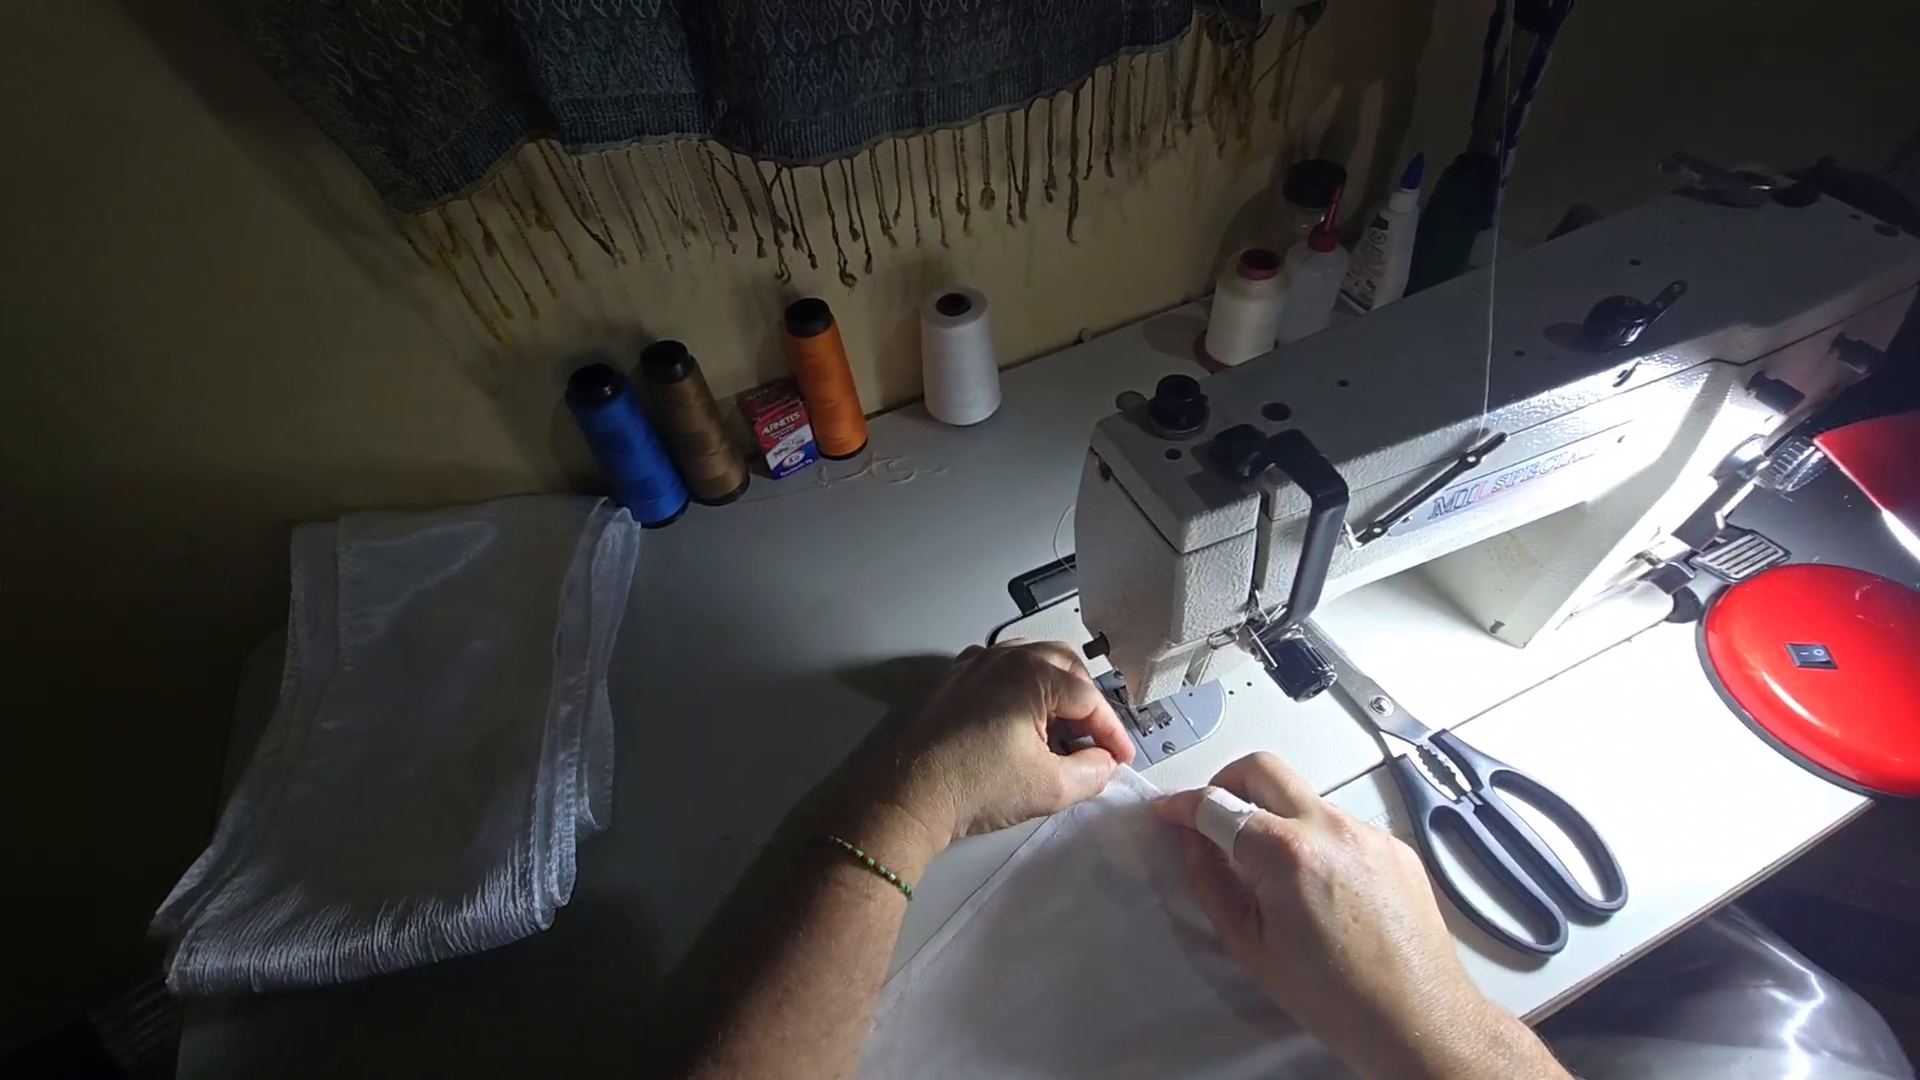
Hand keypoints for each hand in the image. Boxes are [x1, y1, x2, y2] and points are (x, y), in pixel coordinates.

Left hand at [866, 641, 1135, 855]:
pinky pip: (1004, 669)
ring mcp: (978, 662)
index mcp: (1033, 673)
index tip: (1122, 759)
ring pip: (1035, 662)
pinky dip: (1025, 687)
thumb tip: (1106, 762)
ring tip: (1064, 731)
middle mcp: (1007, 656)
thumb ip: (1092, 771)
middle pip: (1066, 668)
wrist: (912, 793)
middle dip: (1088, 705)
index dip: (1112, 731)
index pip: (1090, 697)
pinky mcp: (958, 677)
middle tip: (1096, 742)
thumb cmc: (979, 786)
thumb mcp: (1051, 787)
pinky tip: (1025, 718)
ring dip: (1058, 691)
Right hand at [1156, 753, 1564, 1079]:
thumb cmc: (1336, 999)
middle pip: (1261, 767)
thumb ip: (1211, 883)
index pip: (1217, 804)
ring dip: (1272, 813)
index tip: (1168, 811)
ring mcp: (1366, 831)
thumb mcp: (1251, 947)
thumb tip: (1192, 842)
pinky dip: (1312, 836)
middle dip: (1226, 780)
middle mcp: (1328, 828)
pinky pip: (1336, 821)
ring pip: (1300, 795)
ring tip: (1271, 864)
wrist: (1425, 1026)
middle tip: (1213, 813)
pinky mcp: (1392, 844)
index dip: (1182, 805)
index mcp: (1286, 854)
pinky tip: (1317, 881)